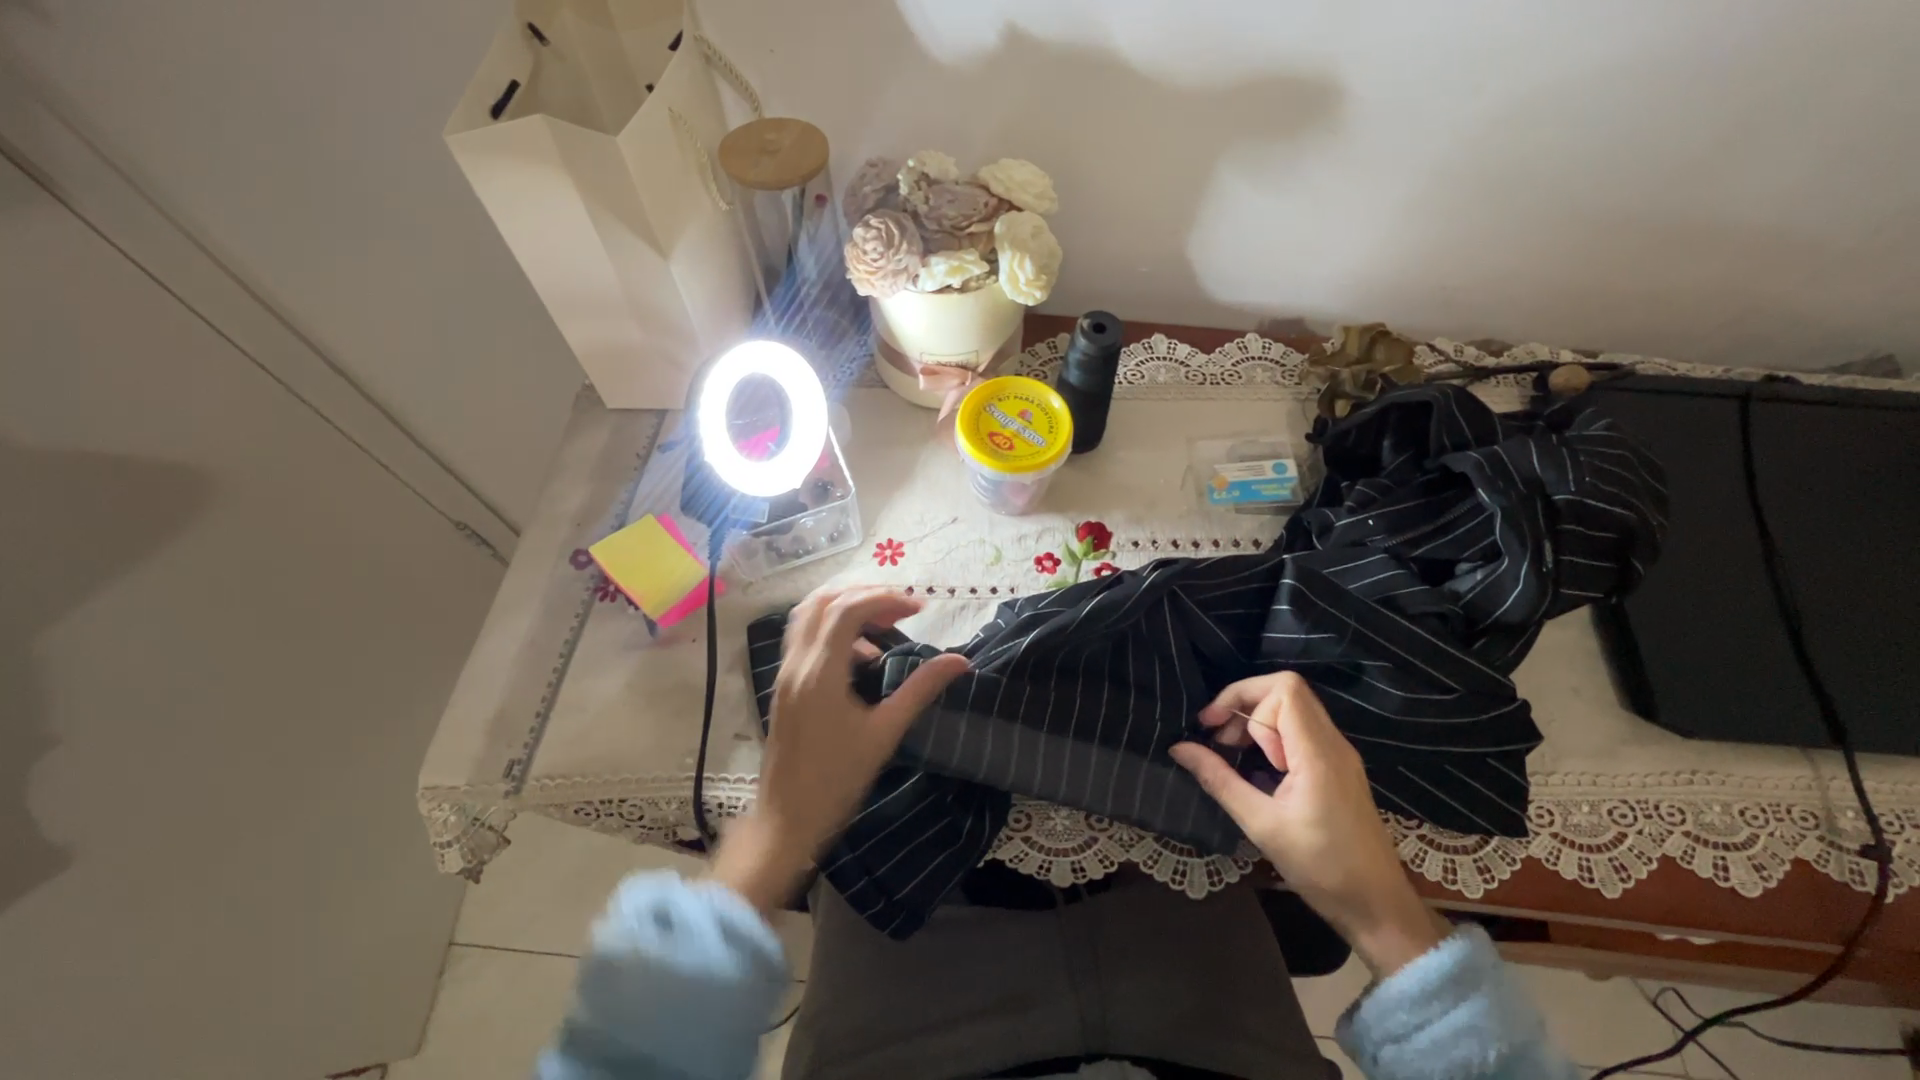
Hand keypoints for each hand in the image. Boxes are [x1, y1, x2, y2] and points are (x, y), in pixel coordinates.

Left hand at [712, 586, 968, 913]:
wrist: (787, 820)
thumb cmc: (838, 780)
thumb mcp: (886, 733)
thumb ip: (921, 690)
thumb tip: (960, 661)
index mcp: (820, 672)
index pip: (848, 609)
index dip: (886, 599)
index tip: (921, 610)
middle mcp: (796, 664)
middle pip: (824, 601)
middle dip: (866, 595)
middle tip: (902, 611)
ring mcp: (785, 674)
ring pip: (809, 615)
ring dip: (845, 608)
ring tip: (883, 625)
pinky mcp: (783, 686)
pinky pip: (804, 638)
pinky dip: (832, 630)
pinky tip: (862, 658)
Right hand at [1171, 672, 1446, 976]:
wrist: (1378, 906)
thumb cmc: (1320, 868)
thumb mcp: (1260, 825)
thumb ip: (1219, 780)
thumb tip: (1179, 748)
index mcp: (1318, 753)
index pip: (1283, 689)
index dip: (1241, 697)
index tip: (1213, 727)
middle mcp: (1333, 744)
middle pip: (1287, 693)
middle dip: (1244, 707)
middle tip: (1218, 741)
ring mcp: (1340, 755)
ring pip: (1294, 711)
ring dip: (1257, 723)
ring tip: (1233, 755)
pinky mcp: (1338, 769)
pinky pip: (1302, 733)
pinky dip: (1273, 739)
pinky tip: (1258, 768)